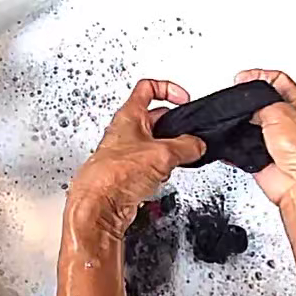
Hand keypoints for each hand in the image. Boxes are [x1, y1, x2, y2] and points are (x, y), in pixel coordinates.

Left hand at [67, 80, 206, 237]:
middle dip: (173, 127)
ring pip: (154, 145)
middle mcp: (124, 132)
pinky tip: (162, 178)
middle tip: (186, 136)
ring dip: (168, 152)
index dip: (168, 89)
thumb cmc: (114, 175)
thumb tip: (196, 144)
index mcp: (128, 116)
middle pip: (154, 118)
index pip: (147, 88)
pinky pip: (150, 165)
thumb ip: (186, 146)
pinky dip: (160, 170)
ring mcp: (125, 153)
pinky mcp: (127, 174)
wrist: (99, 206)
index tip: (184, 99)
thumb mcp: (163, 153)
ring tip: (174, 161)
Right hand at [236, 69, 295, 215]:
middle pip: (263, 105)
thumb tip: (247, 106)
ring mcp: (277, 143)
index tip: (241, 79)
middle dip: (247, 103)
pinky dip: (234, 148)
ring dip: (241, 126)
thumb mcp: (278, 111)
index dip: (259, 77)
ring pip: (252, 128)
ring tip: (232, 122)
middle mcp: (290, 123)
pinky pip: (243, 151)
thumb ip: (259, 103)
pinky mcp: (264, 161)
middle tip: (234, 101)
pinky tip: (230, 145)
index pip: (277, 82)